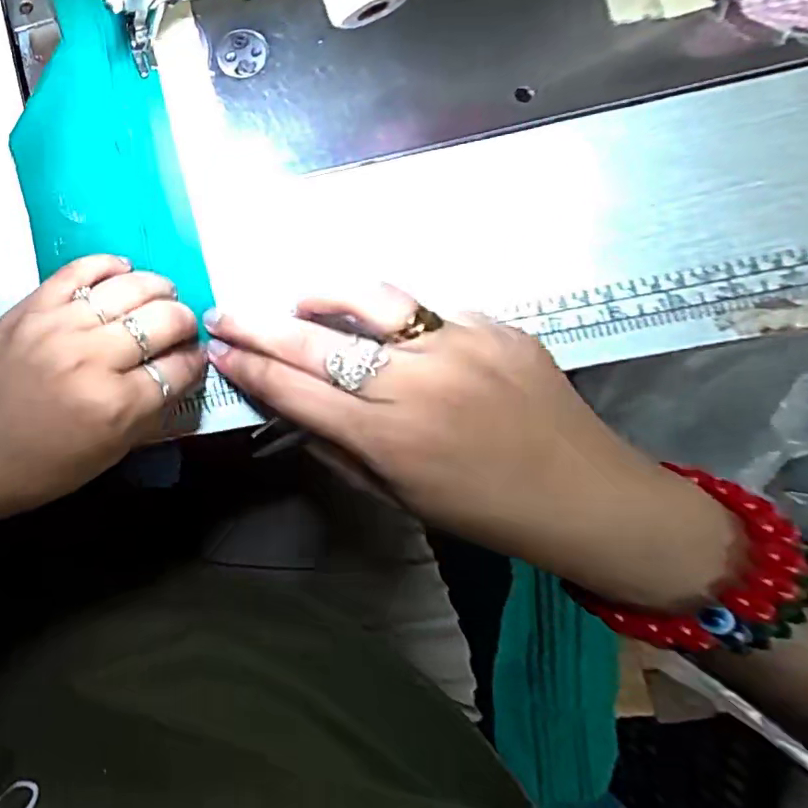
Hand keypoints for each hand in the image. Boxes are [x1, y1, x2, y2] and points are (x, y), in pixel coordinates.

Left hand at [0, 254, 206, 542]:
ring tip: (162, 295)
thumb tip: (181, 374)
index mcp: (115, 407)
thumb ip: (150, 414)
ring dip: (158, 289)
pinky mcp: (32, 306)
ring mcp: (60, 325)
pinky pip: (82, 269)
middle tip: (181, 329)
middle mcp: (93, 358)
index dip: (196, 361)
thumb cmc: (36, 469)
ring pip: (132, 287)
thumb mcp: (105, 456)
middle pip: (165, 320)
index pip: (180, 368)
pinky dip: (110, 266)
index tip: (194, 359)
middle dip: (185, 323)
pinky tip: (123, 272)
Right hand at [204, 284, 739, 609]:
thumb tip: (292, 406)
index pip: (295, 391)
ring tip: (297, 301)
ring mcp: (456, 346)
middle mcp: (414, 384)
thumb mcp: (397, 496)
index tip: (217, 351)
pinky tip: (383, 325)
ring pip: (367, 299)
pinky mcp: (492, 326)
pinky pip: (424, 308)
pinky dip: (390, 314)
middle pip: (315, 342)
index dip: (248, 368)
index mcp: (387, 439)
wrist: (589, 496)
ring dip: (320, 297)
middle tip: (223, 312)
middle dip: (257, 326)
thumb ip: (337, 449)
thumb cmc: (482, 511)